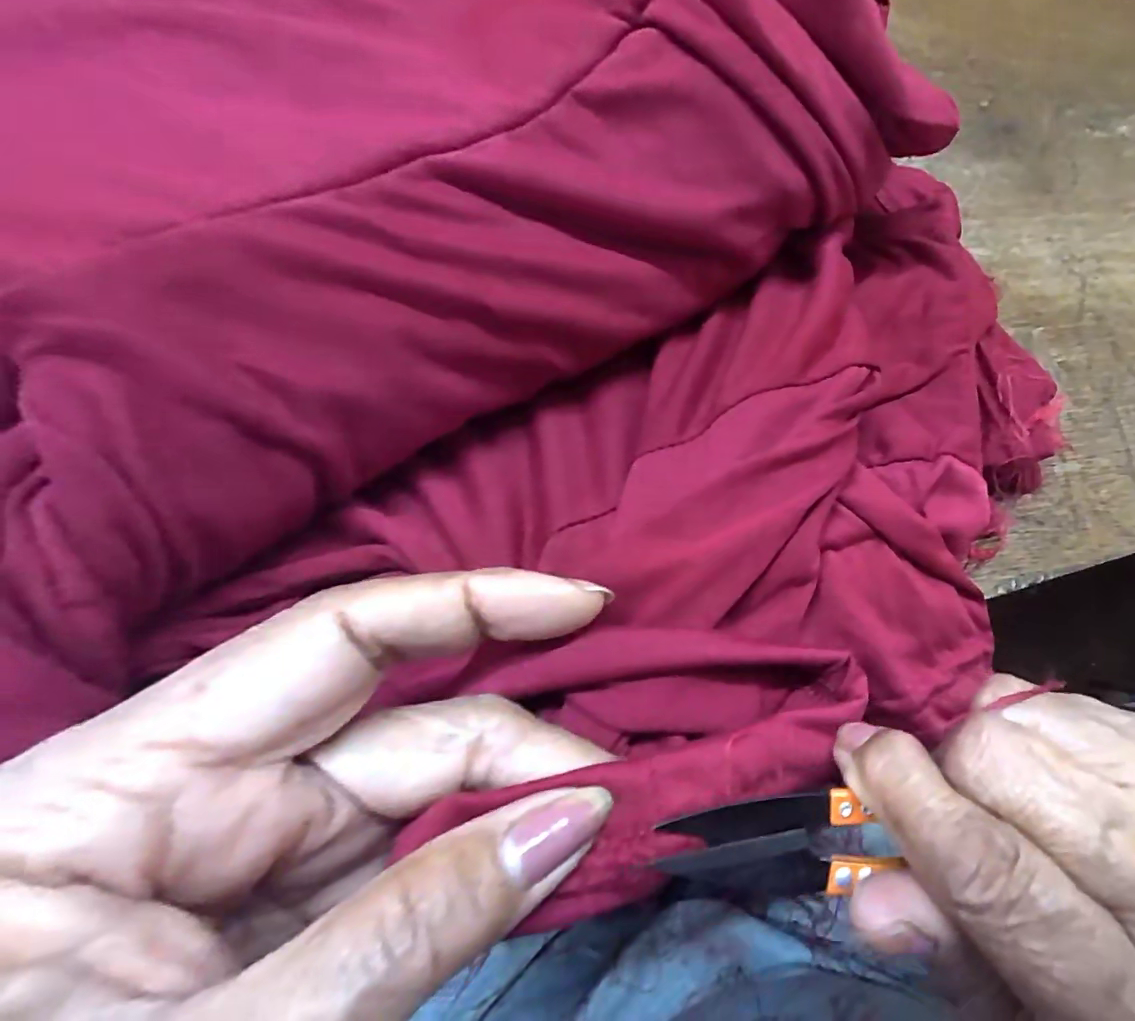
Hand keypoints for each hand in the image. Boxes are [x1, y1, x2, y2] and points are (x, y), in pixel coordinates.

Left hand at [0, 569, 619, 1019]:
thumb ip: (405, 929)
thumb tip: (579, 816)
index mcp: (118, 793)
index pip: (332, 641)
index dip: (471, 605)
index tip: (585, 606)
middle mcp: (202, 798)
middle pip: (415, 730)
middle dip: (526, 758)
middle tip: (615, 803)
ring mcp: (261, 854)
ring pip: (438, 791)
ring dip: (526, 810)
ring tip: (600, 837)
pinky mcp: (304, 904)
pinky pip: (432, 852)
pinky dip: (501, 859)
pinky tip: (554, 866)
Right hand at [834, 676, 1134, 1020]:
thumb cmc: (1104, 1007)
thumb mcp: (1016, 1008)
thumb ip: (946, 946)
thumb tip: (867, 890)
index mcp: (1124, 980)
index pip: (996, 871)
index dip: (914, 803)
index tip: (854, 748)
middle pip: (1005, 760)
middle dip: (945, 761)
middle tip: (938, 788)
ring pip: (1026, 711)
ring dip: (985, 737)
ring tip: (1000, 786)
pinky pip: (1059, 699)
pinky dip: (1025, 722)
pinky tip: (1044, 768)